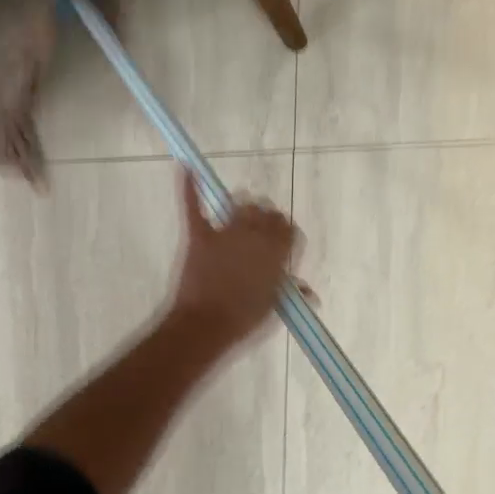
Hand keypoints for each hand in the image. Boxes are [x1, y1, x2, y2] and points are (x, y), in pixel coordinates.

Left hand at [165, 171, 299, 348]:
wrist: (205, 326)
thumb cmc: (244, 321)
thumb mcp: (275, 307)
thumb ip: (291, 291)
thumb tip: (310, 293)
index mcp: (277, 252)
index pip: (288, 229)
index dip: (283, 235)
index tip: (278, 245)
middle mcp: (255, 235)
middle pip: (267, 213)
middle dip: (265, 220)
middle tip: (257, 237)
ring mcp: (226, 233)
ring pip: (241, 204)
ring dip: (244, 209)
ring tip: (239, 219)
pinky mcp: (199, 236)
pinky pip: (194, 207)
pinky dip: (189, 186)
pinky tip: (184, 167)